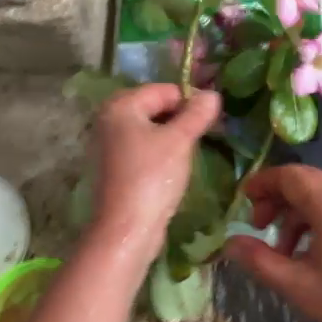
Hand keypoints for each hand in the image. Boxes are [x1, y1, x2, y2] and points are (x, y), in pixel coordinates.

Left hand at [89, 84, 220, 262]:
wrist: (126, 231)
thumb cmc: (152, 178)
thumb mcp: (180, 141)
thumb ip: (197, 114)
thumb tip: (213, 94)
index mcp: (121, 105)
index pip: (164, 90)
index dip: (190, 102)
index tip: (211, 120)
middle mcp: (109, 118)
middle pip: (155, 107)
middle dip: (181, 119)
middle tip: (203, 136)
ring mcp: (109, 143)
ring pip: (150, 129)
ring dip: (172, 136)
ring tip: (190, 153)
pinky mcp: (114, 166)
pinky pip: (142, 147)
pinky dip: (160, 151)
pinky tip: (174, 168)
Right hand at [224, 165, 321, 321]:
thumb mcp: (297, 286)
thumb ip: (259, 261)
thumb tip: (229, 244)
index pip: (289, 175)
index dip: (262, 183)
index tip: (242, 200)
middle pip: (305, 181)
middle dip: (277, 198)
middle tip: (258, 224)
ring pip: (321, 194)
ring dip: (296, 213)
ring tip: (282, 249)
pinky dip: (316, 219)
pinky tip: (309, 253)